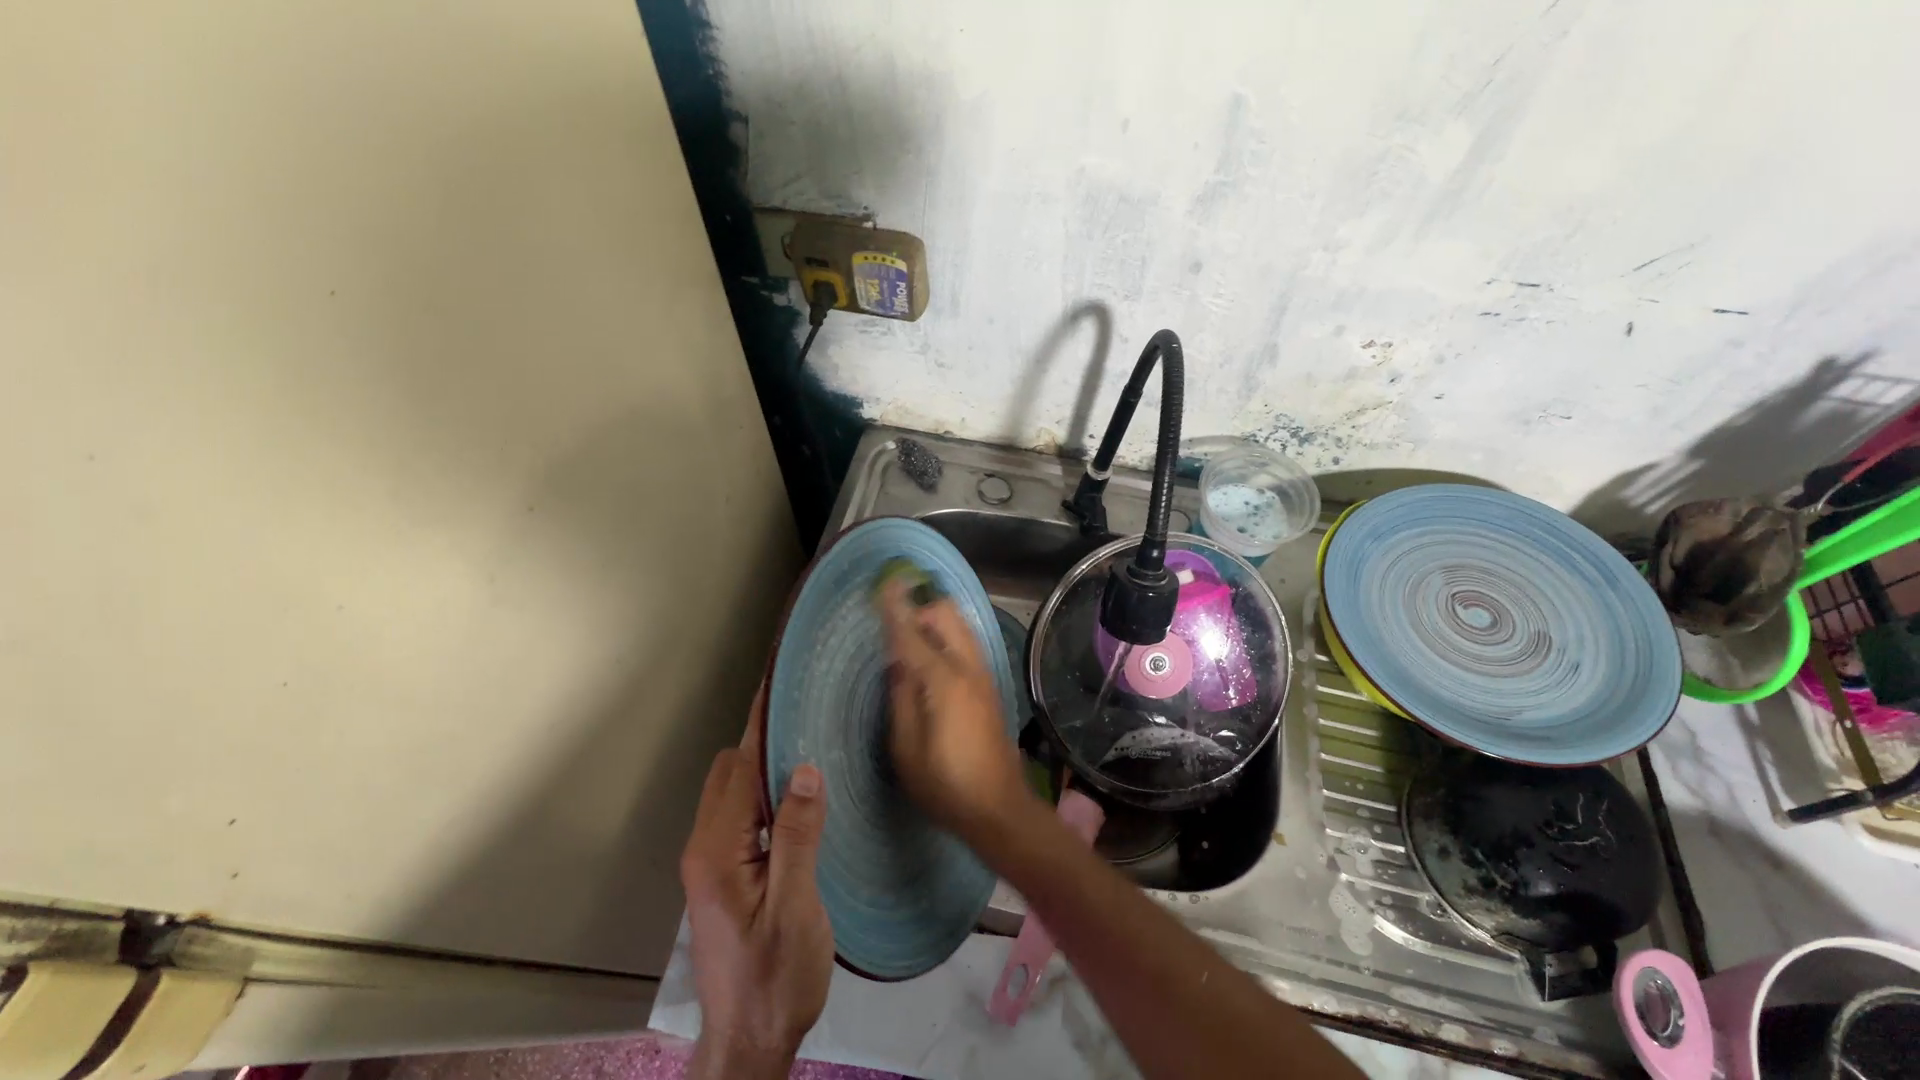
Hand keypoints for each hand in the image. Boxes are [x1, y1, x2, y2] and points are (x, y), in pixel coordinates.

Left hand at [680, 684, 831, 1079]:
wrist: (751, 1039)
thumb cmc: (776, 977)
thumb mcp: (796, 908)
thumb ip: (798, 837)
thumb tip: (804, 769)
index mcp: (717, 852)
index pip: (738, 770)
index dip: (760, 726)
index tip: (779, 684)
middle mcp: (705, 850)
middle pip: (729, 775)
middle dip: (763, 745)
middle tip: (812, 724)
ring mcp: (712, 866)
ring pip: (734, 796)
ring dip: (766, 773)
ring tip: (813, 755)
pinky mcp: (724, 879)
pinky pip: (743, 820)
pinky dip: (767, 800)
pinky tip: (803, 804)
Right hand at [878, 579, 1034, 842]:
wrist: (1000, 809)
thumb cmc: (945, 785)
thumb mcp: (906, 748)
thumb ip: (900, 698)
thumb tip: (896, 662)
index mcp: (944, 681)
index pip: (913, 631)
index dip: (896, 607)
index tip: (884, 584)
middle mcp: (969, 668)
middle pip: (947, 613)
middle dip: (920, 609)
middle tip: (896, 629)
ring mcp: (984, 675)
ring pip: (961, 626)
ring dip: (936, 624)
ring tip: (910, 646)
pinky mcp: (990, 687)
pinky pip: (966, 645)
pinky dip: (947, 640)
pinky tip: (930, 666)